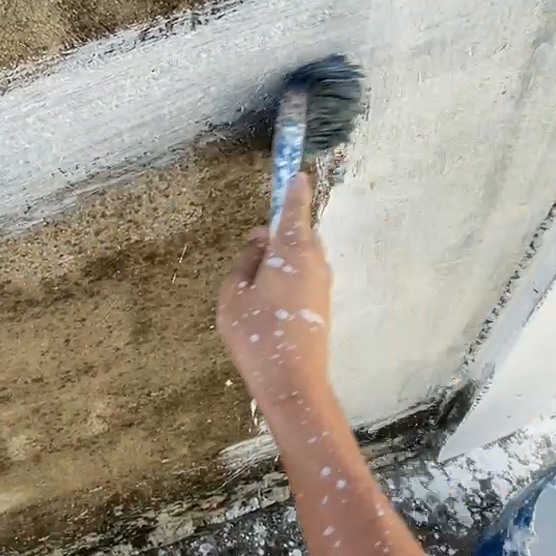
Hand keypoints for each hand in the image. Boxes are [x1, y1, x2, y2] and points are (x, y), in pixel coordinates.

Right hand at [218, 172, 333, 406]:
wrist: (292, 382)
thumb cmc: (256, 333)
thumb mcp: (234, 292)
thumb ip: (246, 259)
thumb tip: (259, 237)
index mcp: (291, 251)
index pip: (293, 210)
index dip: (293, 189)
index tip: (297, 172)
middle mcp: (313, 262)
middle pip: (299, 232)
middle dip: (280, 229)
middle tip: (253, 245)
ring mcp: (321, 284)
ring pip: (303, 254)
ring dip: (283, 253)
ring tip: (256, 275)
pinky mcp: (321, 303)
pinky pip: (304, 272)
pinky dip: (288, 271)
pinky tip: (268, 293)